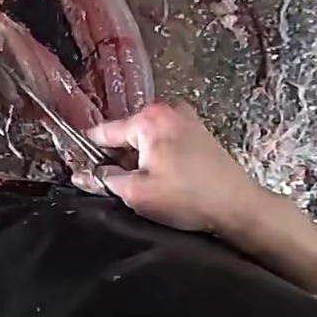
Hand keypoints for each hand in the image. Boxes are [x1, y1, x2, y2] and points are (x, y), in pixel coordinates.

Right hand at [82, 102, 269, 235]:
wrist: (239, 206)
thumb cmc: (188, 198)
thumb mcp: (137, 193)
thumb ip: (103, 180)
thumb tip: (81, 174)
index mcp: (147, 120)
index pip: (103, 132)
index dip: (88, 152)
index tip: (78, 168)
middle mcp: (166, 110)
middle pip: (126, 134)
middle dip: (116, 157)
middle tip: (114, 184)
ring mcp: (185, 118)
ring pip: (145, 138)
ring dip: (138, 158)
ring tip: (141, 185)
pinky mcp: (198, 131)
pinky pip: (164, 140)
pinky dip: (157, 156)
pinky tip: (161, 179)